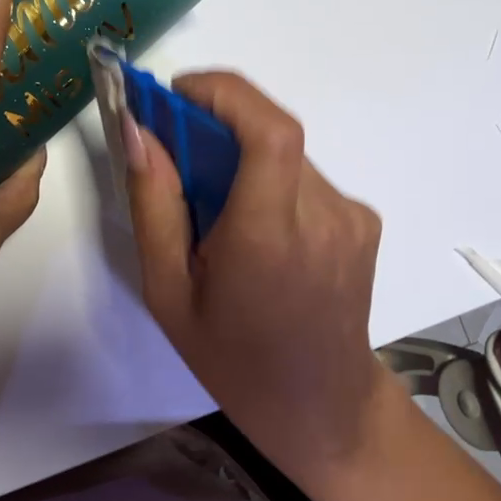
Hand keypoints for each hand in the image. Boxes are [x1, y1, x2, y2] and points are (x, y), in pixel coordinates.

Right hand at [120, 72, 388, 486]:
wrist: (322, 409)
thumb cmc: (233, 358)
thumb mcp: (167, 290)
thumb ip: (154, 203)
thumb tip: (138, 130)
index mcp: (271, 236)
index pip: (269, 130)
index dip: (223, 92)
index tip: (176, 91)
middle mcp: (324, 215)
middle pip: (270, 134)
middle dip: (214, 124)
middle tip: (171, 148)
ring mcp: (352, 217)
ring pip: (283, 153)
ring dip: (239, 156)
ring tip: (208, 207)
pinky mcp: (361, 221)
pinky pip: (302, 176)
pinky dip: (265, 180)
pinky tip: (248, 228)